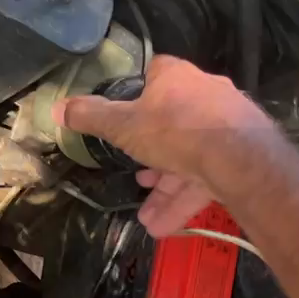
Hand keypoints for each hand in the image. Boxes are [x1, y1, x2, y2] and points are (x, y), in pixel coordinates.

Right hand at [53, 55, 283, 235]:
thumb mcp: (121, 126)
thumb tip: (56, 107)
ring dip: (166, 185)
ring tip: (146, 215)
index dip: (138, 88)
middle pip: (170, 120)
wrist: (240, 160)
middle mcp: (206, 95)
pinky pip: (205, 177)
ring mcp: (227, 125)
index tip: (123, 109)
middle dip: (150, 150)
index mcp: (176, 78)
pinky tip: (163, 226)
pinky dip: (183, 200)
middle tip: (135, 173)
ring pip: (188, 155)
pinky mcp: (242, 155)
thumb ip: (90, 117)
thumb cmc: (174, 130)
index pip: (156, 71)